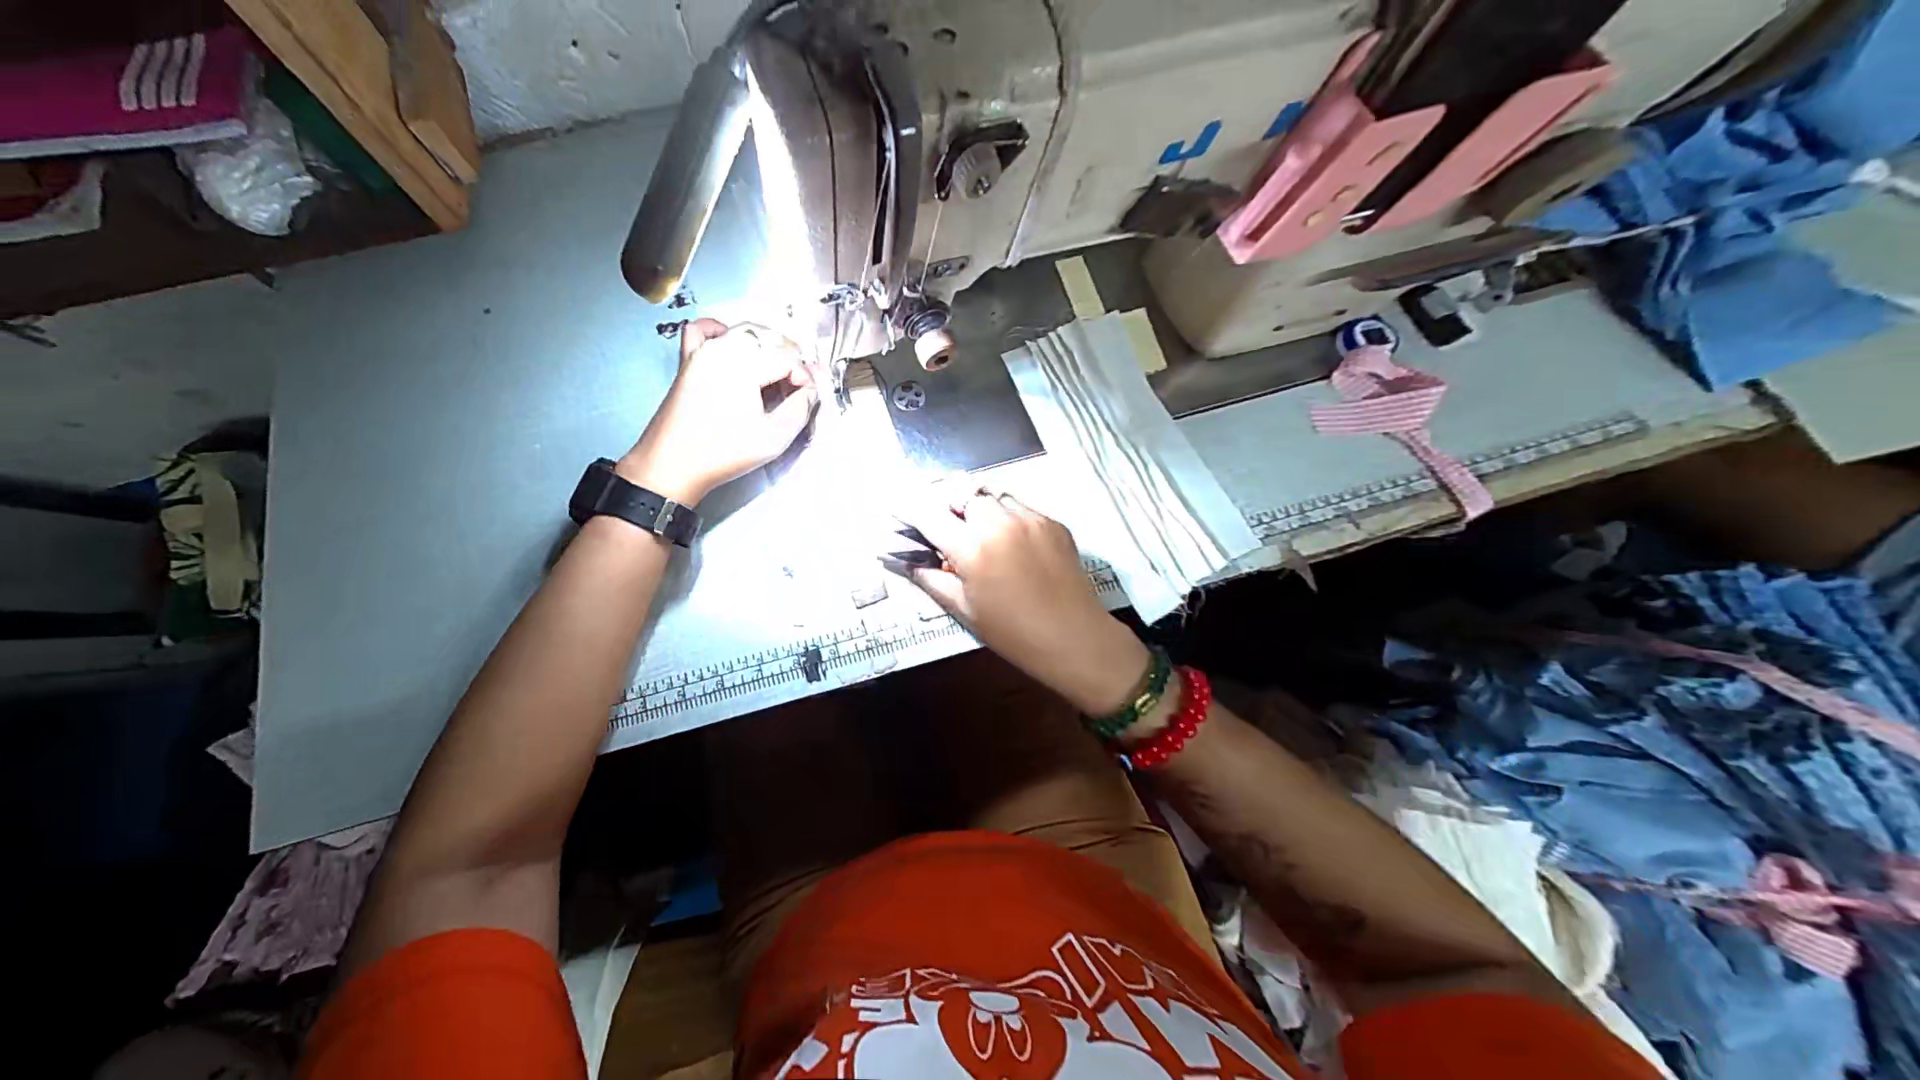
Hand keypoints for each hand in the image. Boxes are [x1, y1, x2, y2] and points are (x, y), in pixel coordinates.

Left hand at [618, 319, 817, 503]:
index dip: (804, 377)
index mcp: (745, 365)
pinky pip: (702, 331)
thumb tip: (810, 391)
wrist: (671, 465)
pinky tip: (731, 348)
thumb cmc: (723, 454)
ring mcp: (701, 352)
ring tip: (772, 375)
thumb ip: (800, 409)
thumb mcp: (774, 438)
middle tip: (795, 390)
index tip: (807, 398)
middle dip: (789, 361)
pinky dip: (719, 332)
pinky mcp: (686, 362)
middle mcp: (722, 349)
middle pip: (768, 340)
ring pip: (742, 333)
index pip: (788, 358)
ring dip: (764, 348)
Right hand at [895, 486, 1150, 715]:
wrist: (1074, 638)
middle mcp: (999, 523)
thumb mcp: (964, 610)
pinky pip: (1020, 506)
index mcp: (972, 548)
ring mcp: (1030, 518)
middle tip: (942, 520)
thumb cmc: (1012, 633)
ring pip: (992, 494)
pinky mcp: (1052, 522)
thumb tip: (907, 560)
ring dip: (977, 505)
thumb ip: (932, 578)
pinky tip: (1008, 539)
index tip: (898, 507)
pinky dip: (1005, 514)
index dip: (908, 507)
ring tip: (975, 526)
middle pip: (961, 491)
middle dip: (946, 501)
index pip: (928, 513)